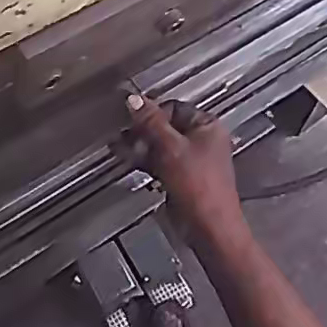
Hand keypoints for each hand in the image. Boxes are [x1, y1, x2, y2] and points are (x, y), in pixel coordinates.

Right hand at [125, 93, 244, 237]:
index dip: (152, 111)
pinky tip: (128, 159)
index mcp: (207, 126)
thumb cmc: (201, 187)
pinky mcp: (182, 178)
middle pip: (166, 127)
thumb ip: (151, 122)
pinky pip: (160, 162)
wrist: (207, 226)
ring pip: (161, 145)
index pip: (174, 107)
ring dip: (141, 145)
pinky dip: (145, 160)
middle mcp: (202, 141)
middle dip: (143, 130)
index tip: (132, 115)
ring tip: (119, 145)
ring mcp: (192, 161)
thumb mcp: (170, 147)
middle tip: (123, 132)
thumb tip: (134, 100)